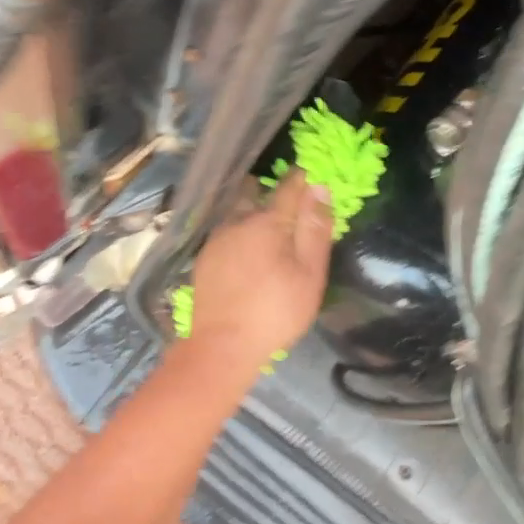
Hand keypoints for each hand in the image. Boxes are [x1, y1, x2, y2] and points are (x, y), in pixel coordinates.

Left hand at [187, 170, 333, 373]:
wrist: (221, 347)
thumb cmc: (275, 312)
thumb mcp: (309, 274)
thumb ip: (315, 229)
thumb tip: (319, 187)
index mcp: (267, 222)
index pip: (290, 186)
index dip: (304, 179)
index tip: (315, 176)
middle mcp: (238, 222)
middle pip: (259, 195)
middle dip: (276, 195)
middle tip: (293, 209)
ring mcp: (216, 240)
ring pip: (239, 213)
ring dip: (255, 214)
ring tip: (270, 233)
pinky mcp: (204, 259)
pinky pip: (227, 234)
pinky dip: (240, 235)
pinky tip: (248, 254)